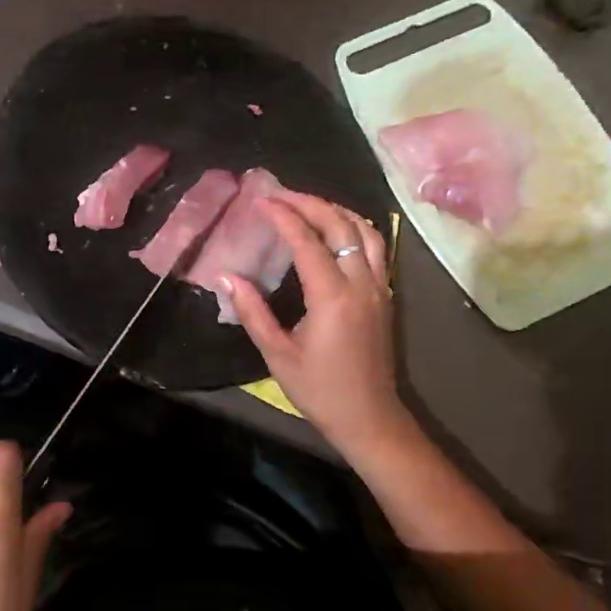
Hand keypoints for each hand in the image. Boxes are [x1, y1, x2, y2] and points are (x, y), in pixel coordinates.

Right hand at [224, 192, 413, 465]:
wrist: (367, 416)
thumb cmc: (317, 389)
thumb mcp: (276, 353)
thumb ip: (252, 312)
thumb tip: (226, 277)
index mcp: (332, 297)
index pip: (307, 242)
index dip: (283, 217)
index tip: (260, 201)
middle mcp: (361, 283)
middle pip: (340, 226)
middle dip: (309, 203)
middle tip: (280, 194)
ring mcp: (379, 287)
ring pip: (366, 231)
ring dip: (336, 211)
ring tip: (307, 204)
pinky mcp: (384, 295)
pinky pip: (376, 247)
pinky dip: (355, 228)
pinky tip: (336, 229)